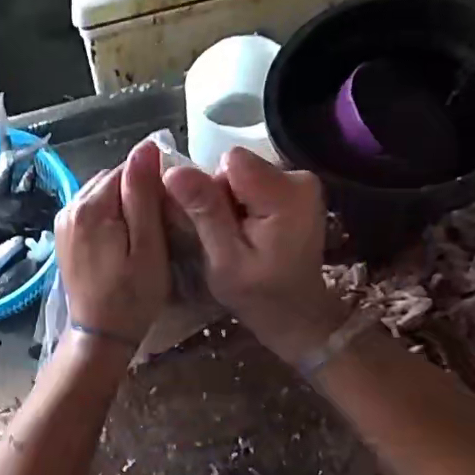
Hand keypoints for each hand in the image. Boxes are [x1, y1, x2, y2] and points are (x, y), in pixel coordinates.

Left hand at [55, 138, 170, 349]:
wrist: (100, 334)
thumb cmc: (132, 295)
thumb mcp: (149, 245)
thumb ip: (144, 195)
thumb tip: (145, 147)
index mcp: (89, 207)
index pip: (127, 169)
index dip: (152, 185)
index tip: (168, 212)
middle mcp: (69, 208)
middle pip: (112, 180)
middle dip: (136, 193)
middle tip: (158, 225)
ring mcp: (63, 223)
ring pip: (102, 195)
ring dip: (123, 205)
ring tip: (142, 235)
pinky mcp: (64, 237)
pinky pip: (91, 212)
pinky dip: (109, 218)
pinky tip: (123, 241)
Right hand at [161, 148, 346, 357]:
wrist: (295, 312)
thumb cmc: (258, 293)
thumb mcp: (222, 259)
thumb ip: (203, 212)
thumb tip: (173, 172)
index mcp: (285, 192)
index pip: (229, 162)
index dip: (213, 190)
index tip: (218, 226)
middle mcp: (299, 177)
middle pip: (234, 168)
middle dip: (221, 199)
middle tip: (228, 240)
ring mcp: (300, 182)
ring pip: (239, 176)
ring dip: (230, 205)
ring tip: (240, 240)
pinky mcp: (295, 189)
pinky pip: (251, 184)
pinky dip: (243, 207)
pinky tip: (250, 235)